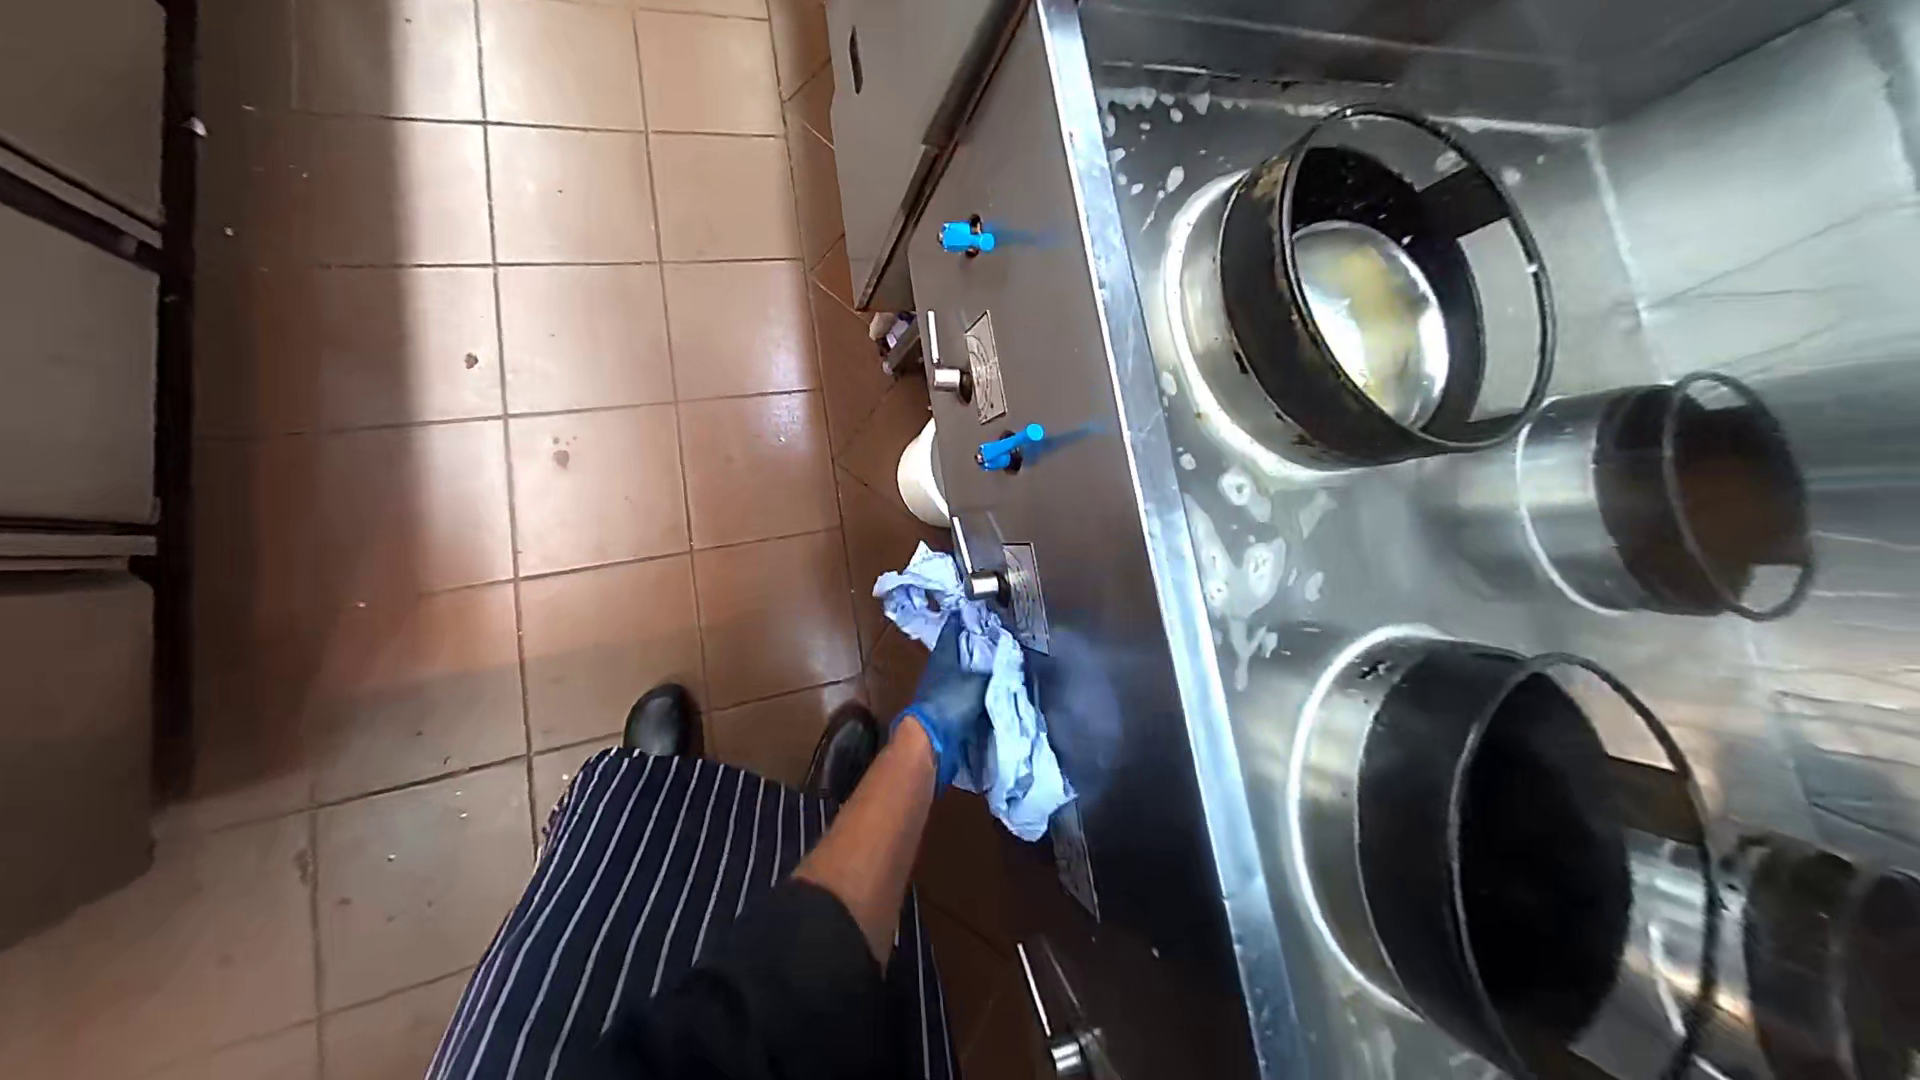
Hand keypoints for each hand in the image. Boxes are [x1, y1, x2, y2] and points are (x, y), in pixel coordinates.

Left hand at [893, 618, 989, 787]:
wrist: (931, 739)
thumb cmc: (951, 702)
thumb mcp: (978, 682)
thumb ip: (994, 670)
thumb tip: (1009, 659)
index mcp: (943, 654)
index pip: (953, 628)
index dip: (963, 618)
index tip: (976, 610)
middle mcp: (939, 668)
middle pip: (958, 650)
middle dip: (974, 644)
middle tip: (995, 637)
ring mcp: (940, 688)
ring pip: (962, 671)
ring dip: (976, 668)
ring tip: (997, 663)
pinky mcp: (944, 707)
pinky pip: (964, 691)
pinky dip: (975, 688)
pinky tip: (989, 689)